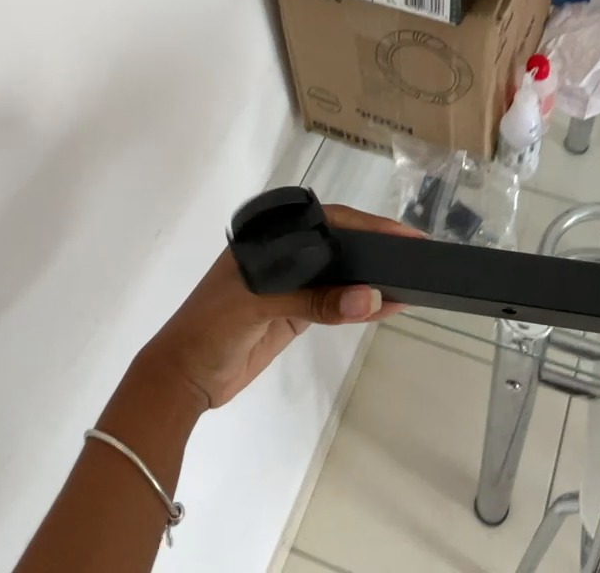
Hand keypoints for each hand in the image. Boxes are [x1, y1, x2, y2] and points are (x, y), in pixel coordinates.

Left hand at [132, 204, 420, 409]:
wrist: (182, 379)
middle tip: (418, 255)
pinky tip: (388, 306)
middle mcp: (285, 255)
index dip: (367, 225)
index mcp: (270, 237)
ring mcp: (292, 285)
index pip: (328, 221)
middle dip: (377, 248)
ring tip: (413, 282)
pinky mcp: (296, 313)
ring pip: (342, 274)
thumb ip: (315, 300)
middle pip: (340, 244)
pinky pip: (337, 304)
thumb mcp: (259, 304)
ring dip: (374, 279)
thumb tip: (371, 297)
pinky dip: (362, 305)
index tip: (403, 235)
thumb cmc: (209, 327)